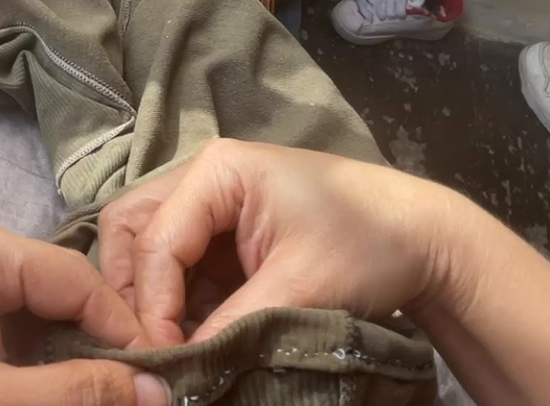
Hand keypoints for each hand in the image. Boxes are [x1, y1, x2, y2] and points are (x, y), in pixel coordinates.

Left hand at [0, 212, 169, 405]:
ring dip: (54, 366)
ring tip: (83, 401)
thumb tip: (163, 395)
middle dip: (89, 353)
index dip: (123, 333)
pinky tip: (29, 397)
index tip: (165, 387)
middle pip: (51, 296)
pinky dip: (17, 368)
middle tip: (127, 403)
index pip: (76, 278)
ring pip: (23, 318)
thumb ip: (78, 395)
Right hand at [98, 139, 480, 346]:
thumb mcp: (300, 288)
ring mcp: (208, 204)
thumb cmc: (364, 245)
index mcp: (215, 171)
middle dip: (129, 288)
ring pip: (144, 243)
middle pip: (130, 224)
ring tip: (166, 349)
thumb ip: (234, 328)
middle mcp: (200, 178)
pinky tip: (189, 340)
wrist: (419, 238)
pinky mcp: (220, 233)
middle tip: (146, 348)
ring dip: (146, 297)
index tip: (168, 366)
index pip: (156, 239)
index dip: (152, 306)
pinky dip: (172, 303)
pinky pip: (176, 264)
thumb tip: (182, 378)